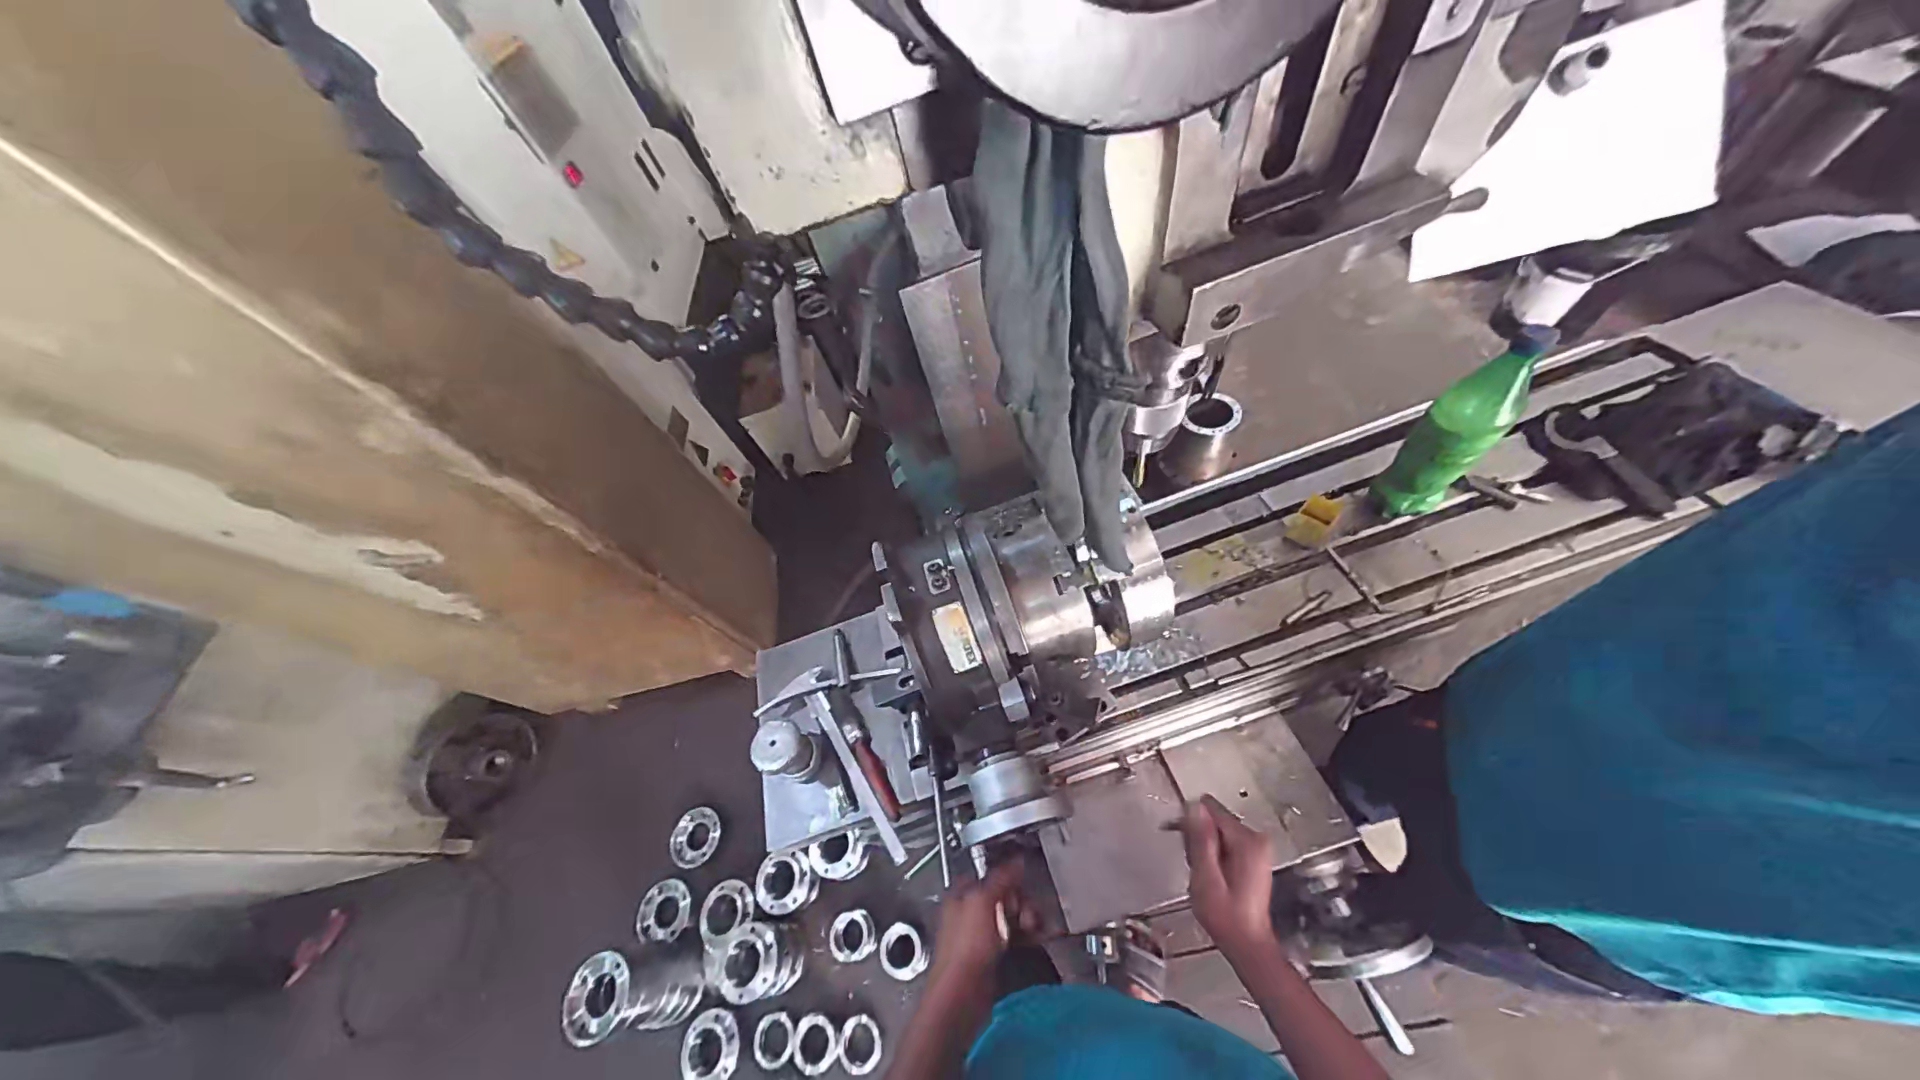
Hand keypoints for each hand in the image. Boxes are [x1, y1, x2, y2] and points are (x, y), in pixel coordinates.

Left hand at [927, 857, 1035, 985]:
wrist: (962, 995)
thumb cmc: (967, 944)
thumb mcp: (982, 902)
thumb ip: (1000, 878)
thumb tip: (1017, 859)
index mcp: (961, 893)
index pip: (989, 873)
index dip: (1007, 876)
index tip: (1023, 883)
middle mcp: (969, 910)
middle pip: (1002, 895)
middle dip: (1020, 900)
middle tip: (1029, 912)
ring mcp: (980, 934)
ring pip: (1009, 916)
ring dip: (1026, 917)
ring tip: (1035, 927)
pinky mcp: (991, 955)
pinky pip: (1012, 937)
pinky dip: (1025, 935)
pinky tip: (1037, 937)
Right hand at [1181, 795, 1276, 951]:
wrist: (1248, 944)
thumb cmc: (1225, 916)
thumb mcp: (1205, 877)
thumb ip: (1200, 840)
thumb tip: (1194, 806)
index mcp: (1247, 841)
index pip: (1210, 809)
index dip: (1191, 822)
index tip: (1185, 846)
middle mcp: (1256, 838)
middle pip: (1214, 819)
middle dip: (1198, 837)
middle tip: (1196, 867)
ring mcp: (1258, 847)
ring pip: (1217, 830)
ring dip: (1204, 847)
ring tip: (1204, 874)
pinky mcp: (1255, 856)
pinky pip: (1225, 841)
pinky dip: (1213, 854)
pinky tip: (1212, 875)